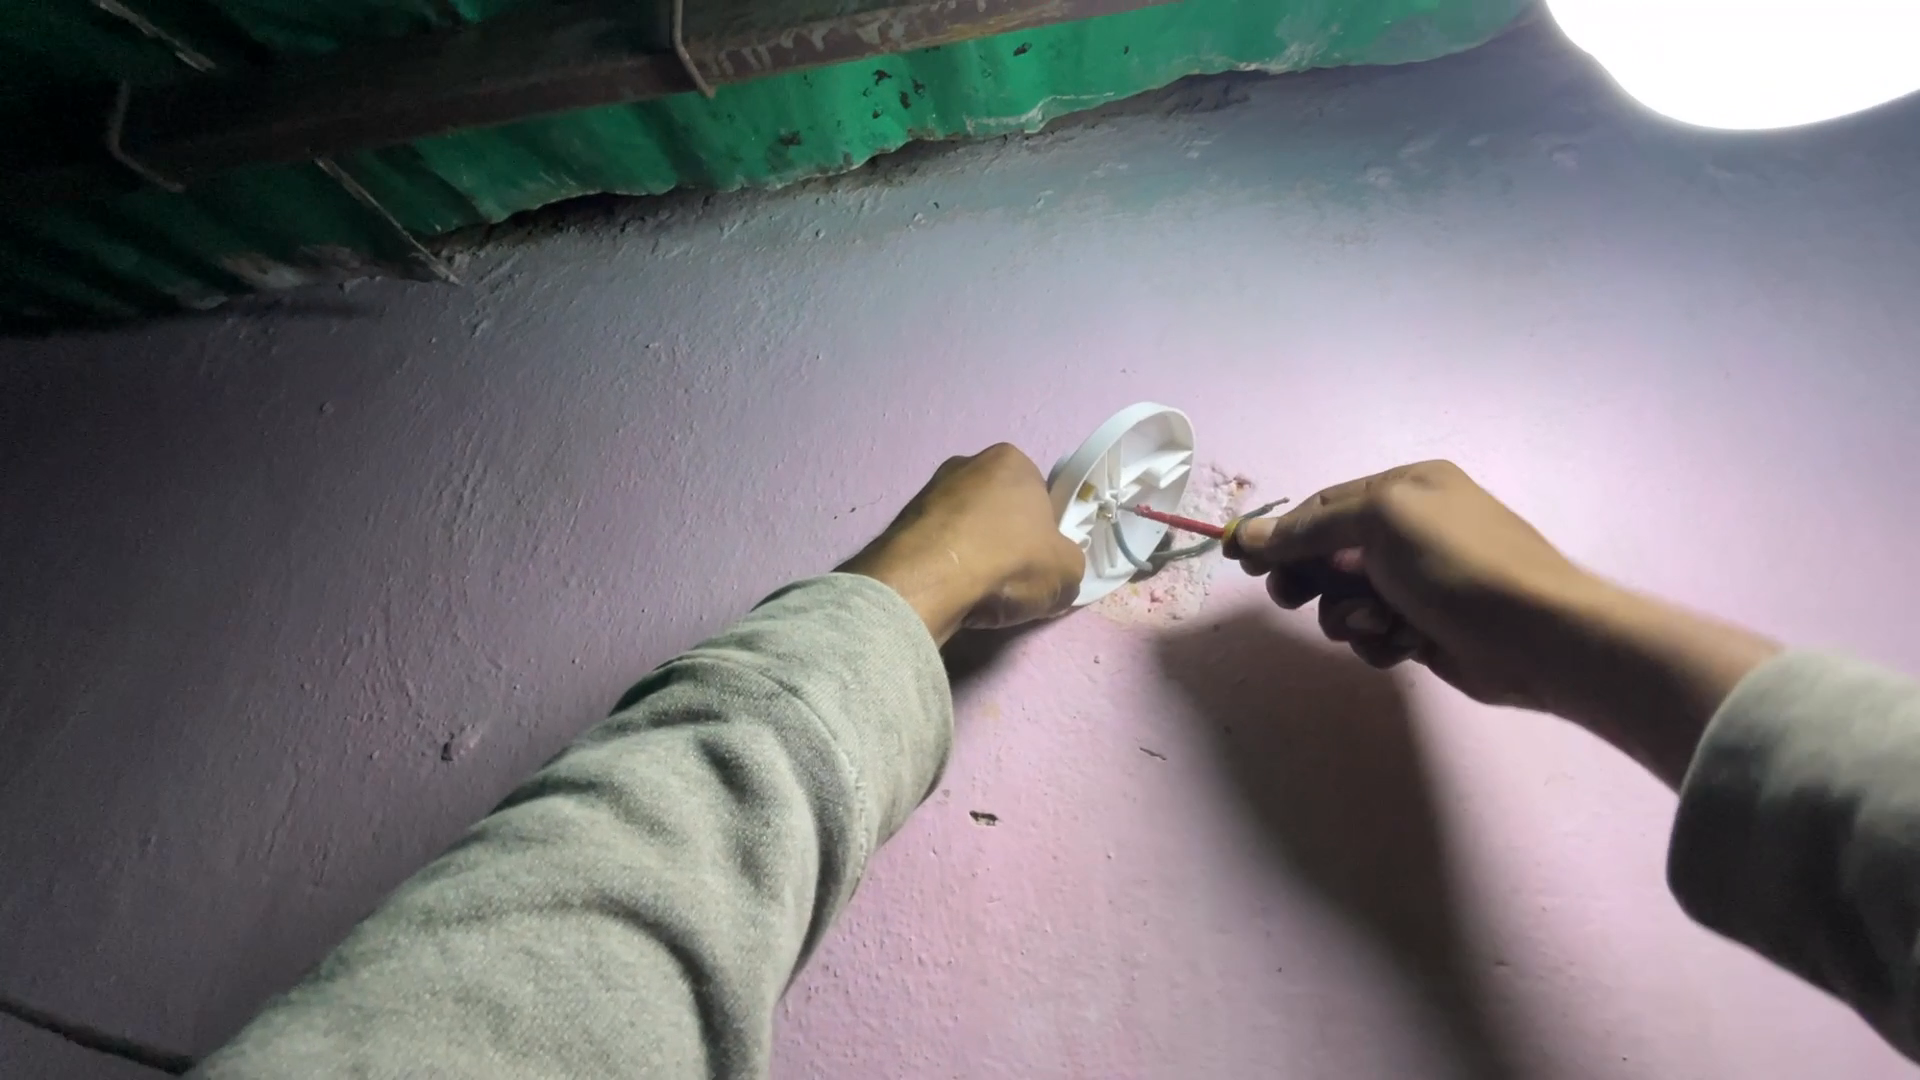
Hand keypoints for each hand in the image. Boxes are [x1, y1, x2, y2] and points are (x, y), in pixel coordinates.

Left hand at [842, 444, 1084, 643]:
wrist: (930, 580)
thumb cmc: (1009, 562)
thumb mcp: (1067, 570)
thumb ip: (1068, 562)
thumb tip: (1056, 569)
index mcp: (1011, 460)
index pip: (1036, 495)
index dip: (1041, 532)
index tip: (1037, 561)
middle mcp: (966, 464)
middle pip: (996, 507)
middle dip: (1002, 538)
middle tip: (1008, 577)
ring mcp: (927, 490)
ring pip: (962, 526)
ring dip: (970, 552)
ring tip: (975, 588)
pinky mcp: (899, 521)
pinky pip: (934, 545)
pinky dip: (943, 565)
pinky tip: (948, 589)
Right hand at [1228, 460, 1589, 708]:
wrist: (1540, 638)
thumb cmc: (1457, 564)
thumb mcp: (1379, 522)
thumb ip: (1308, 528)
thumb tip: (1248, 535)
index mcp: (1404, 489)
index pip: (1320, 508)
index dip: (1278, 534)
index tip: (1240, 560)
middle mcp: (1409, 529)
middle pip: (1325, 554)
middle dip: (1306, 578)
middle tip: (1289, 598)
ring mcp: (1416, 580)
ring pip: (1344, 598)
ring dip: (1346, 615)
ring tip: (1372, 626)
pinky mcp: (1423, 625)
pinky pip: (1372, 630)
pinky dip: (1378, 640)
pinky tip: (1403, 644)